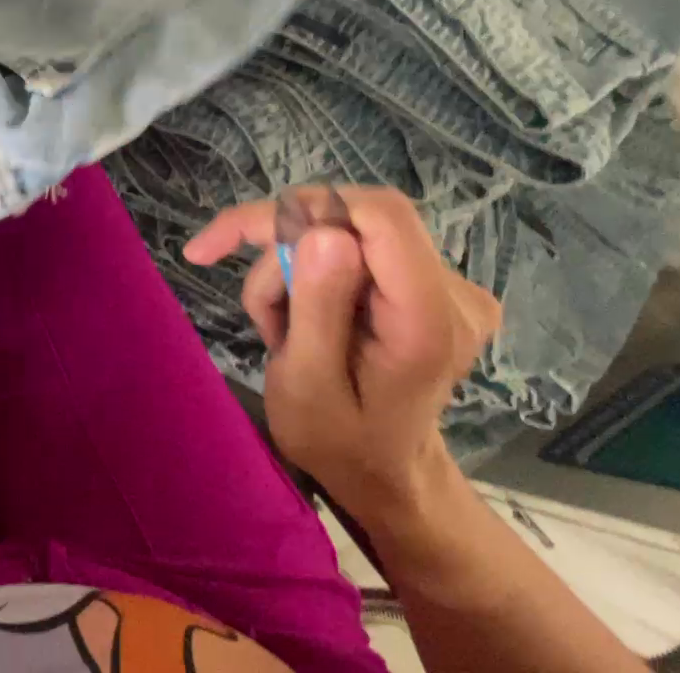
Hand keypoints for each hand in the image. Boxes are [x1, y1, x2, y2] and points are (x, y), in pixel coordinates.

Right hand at [183, 186, 501, 520]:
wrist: (380, 469)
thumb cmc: (337, 437)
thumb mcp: (308, 383)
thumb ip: (319, 308)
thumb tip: (326, 235)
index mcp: (430, 319)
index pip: (379, 215)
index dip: (298, 210)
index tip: (226, 240)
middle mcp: (453, 291)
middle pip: (349, 220)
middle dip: (283, 254)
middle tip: (257, 307)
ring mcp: (445, 286)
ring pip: (339, 233)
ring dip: (289, 272)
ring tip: (279, 330)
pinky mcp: (426, 283)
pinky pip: (350, 248)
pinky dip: (306, 274)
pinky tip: (299, 319)